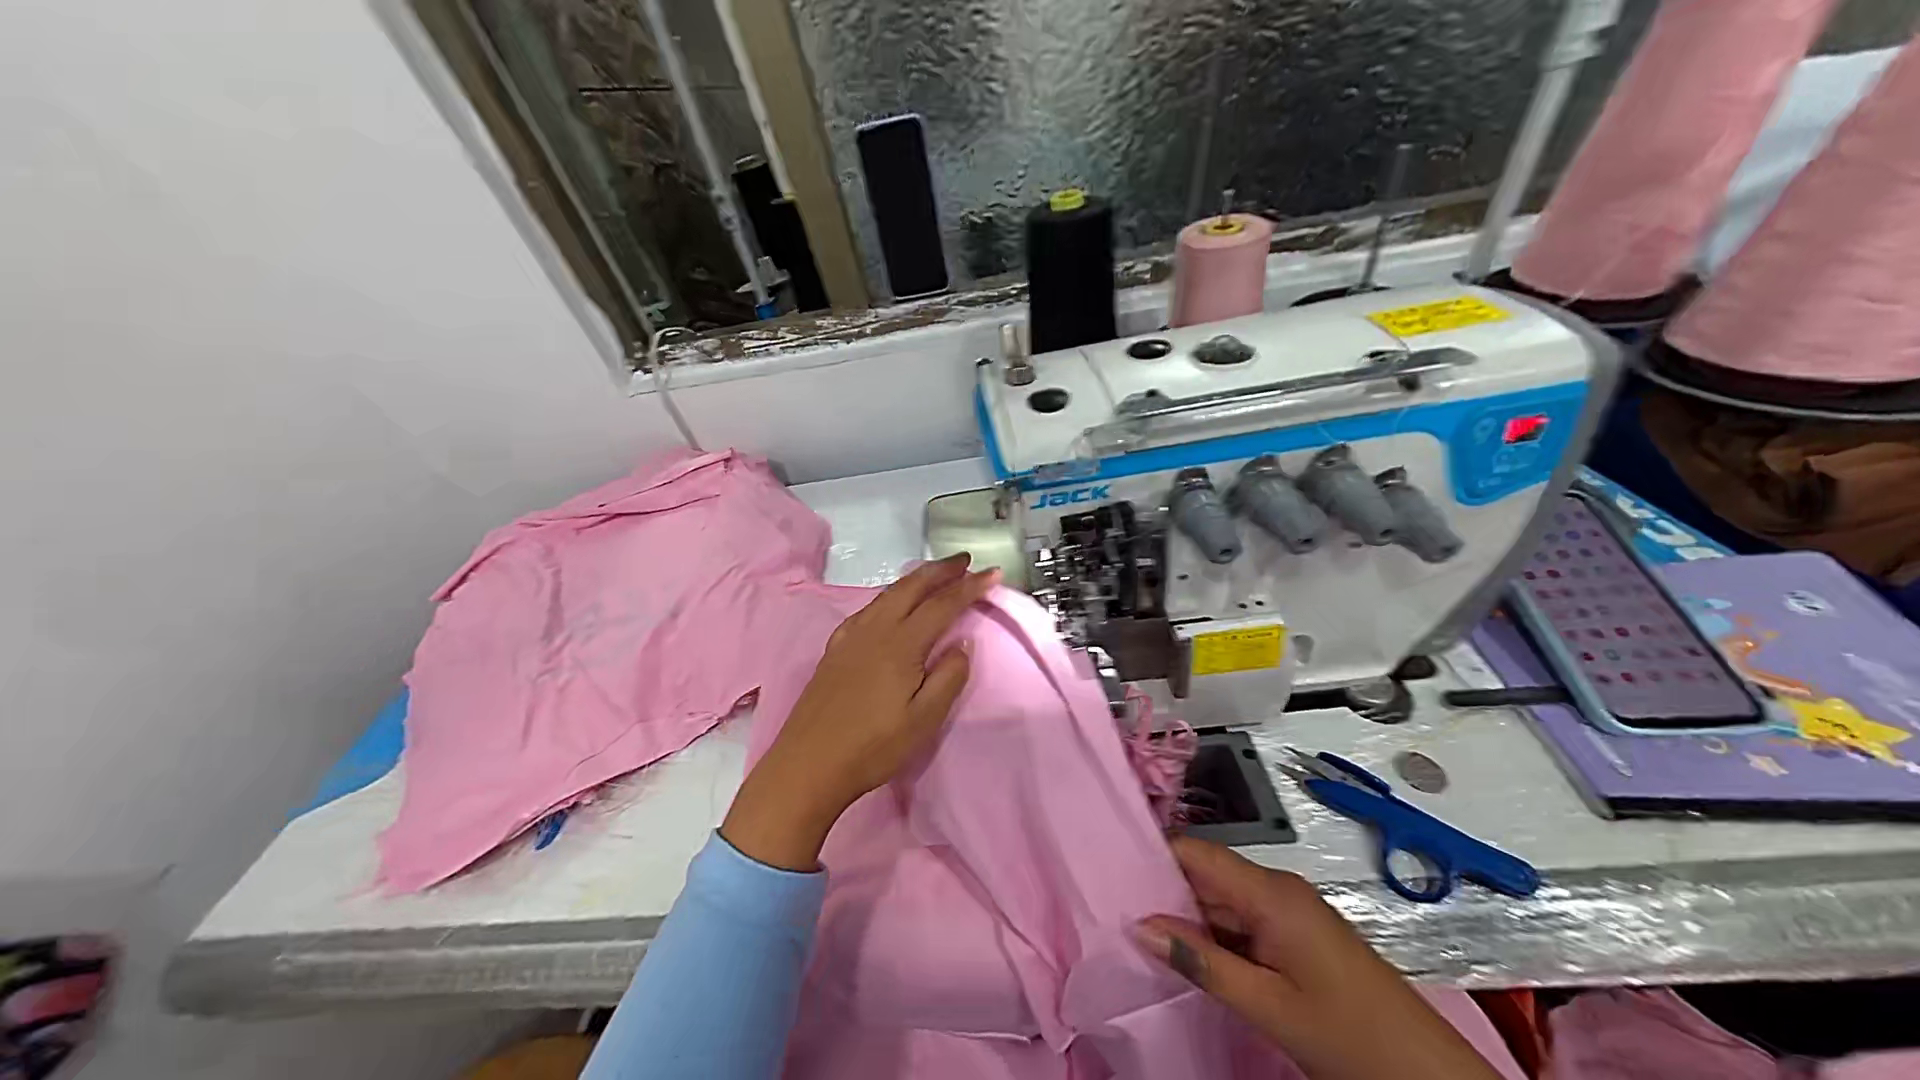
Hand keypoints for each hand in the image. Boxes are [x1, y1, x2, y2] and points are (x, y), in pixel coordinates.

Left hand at [721, 553, 999, 870]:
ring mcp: (850, 636)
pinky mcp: (835, 648)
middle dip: (941, 570)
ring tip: (935, 574)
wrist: (808, 764)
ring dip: (916, 578)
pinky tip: (891, 605)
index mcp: (901, 644)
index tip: (994, 573)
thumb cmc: (873, 747)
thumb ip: (948, 678)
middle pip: (912, 586)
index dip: (970, 587)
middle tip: (965, 560)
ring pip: (888, 593)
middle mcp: (874, 629)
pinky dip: (891, 595)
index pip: (942, 604)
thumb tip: (962, 644)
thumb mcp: (924, 720)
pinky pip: (870, 607)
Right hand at [1135, 836, 1503, 1079]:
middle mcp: (1276, 889)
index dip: (1153, 855)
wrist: (1427, 1073)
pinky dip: (1212, 935)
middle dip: (1163, 890)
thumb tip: (1139, 925)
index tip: (1110, 869)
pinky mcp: (1294, 932)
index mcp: (1270, 893)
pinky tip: (1188, 956)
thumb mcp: (1267, 1005)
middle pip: (1204, 873)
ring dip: (1186, 917)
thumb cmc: (1349, 1034)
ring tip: (1141, 935)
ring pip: (1220, 899)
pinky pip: (1240, 920)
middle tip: (1116, 910)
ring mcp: (1287, 910)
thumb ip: (1202, 962)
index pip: (1196, 852)